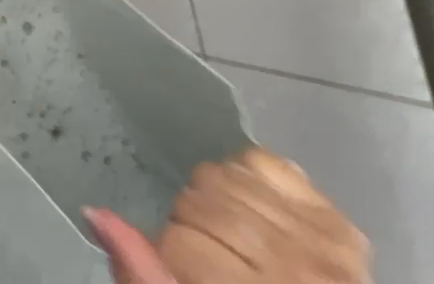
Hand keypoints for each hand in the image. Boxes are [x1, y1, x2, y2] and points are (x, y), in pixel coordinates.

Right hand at [88, 148, 369, 282]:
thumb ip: (140, 271)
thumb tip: (92, 212)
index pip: (178, 238)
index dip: (166, 248)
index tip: (178, 265)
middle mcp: (300, 269)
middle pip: (204, 201)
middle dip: (188, 218)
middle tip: (201, 247)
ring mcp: (325, 243)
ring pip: (230, 176)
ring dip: (214, 194)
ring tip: (225, 227)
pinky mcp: (341, 223)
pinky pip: (270, 162)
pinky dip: (248, 173)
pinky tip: (252, 204)